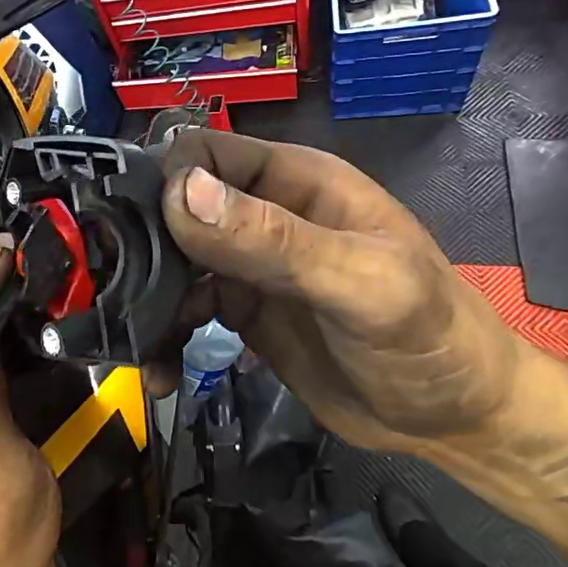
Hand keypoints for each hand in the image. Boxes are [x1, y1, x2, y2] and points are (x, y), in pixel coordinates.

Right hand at [158, 131, 516, 454]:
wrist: (456, 414)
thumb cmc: (429, 337)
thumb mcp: (360, 284)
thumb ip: (276, 240)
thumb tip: (182, 191)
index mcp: (295, 181)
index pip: (206, 152)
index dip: (166, 183)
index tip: (135, 235)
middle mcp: (265, 214)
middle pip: (179, 206)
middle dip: (143, 245)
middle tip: (111, 294)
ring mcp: (252, 265)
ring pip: (175, 261)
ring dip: (147, 295)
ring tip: (134, 341)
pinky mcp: (245, 312)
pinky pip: (187, 310)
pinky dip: (165, 333)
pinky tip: (157, 368)